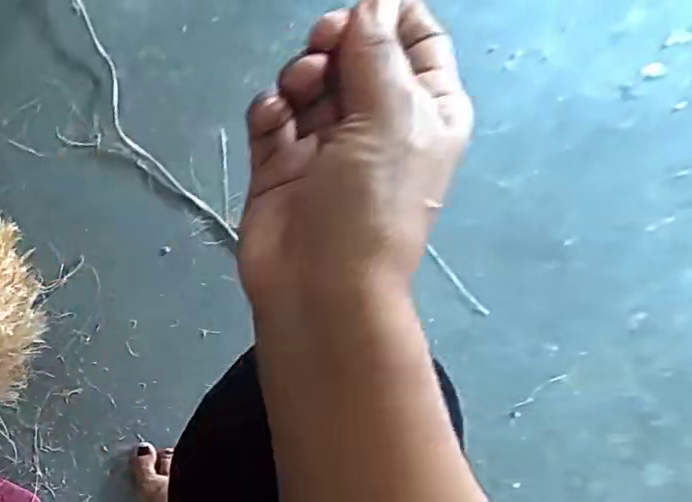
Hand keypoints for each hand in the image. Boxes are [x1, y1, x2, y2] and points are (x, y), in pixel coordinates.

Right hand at [237, 0, 471, 312]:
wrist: (315, 284)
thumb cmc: (369, 204)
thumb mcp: (392, 116)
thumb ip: (376, 55)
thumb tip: (369, 5)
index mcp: (423, 108)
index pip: (411, 43)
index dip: (386, 17)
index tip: (362, 10)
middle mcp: (371, 126)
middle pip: (353, 60)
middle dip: (336, 44)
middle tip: (320, 47)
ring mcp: (319, 151)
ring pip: (307, 90)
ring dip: (299, 77)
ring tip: (295, 89)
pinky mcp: (275, 173)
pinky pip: (270, 127)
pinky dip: (268, 113)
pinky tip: (270, 116)